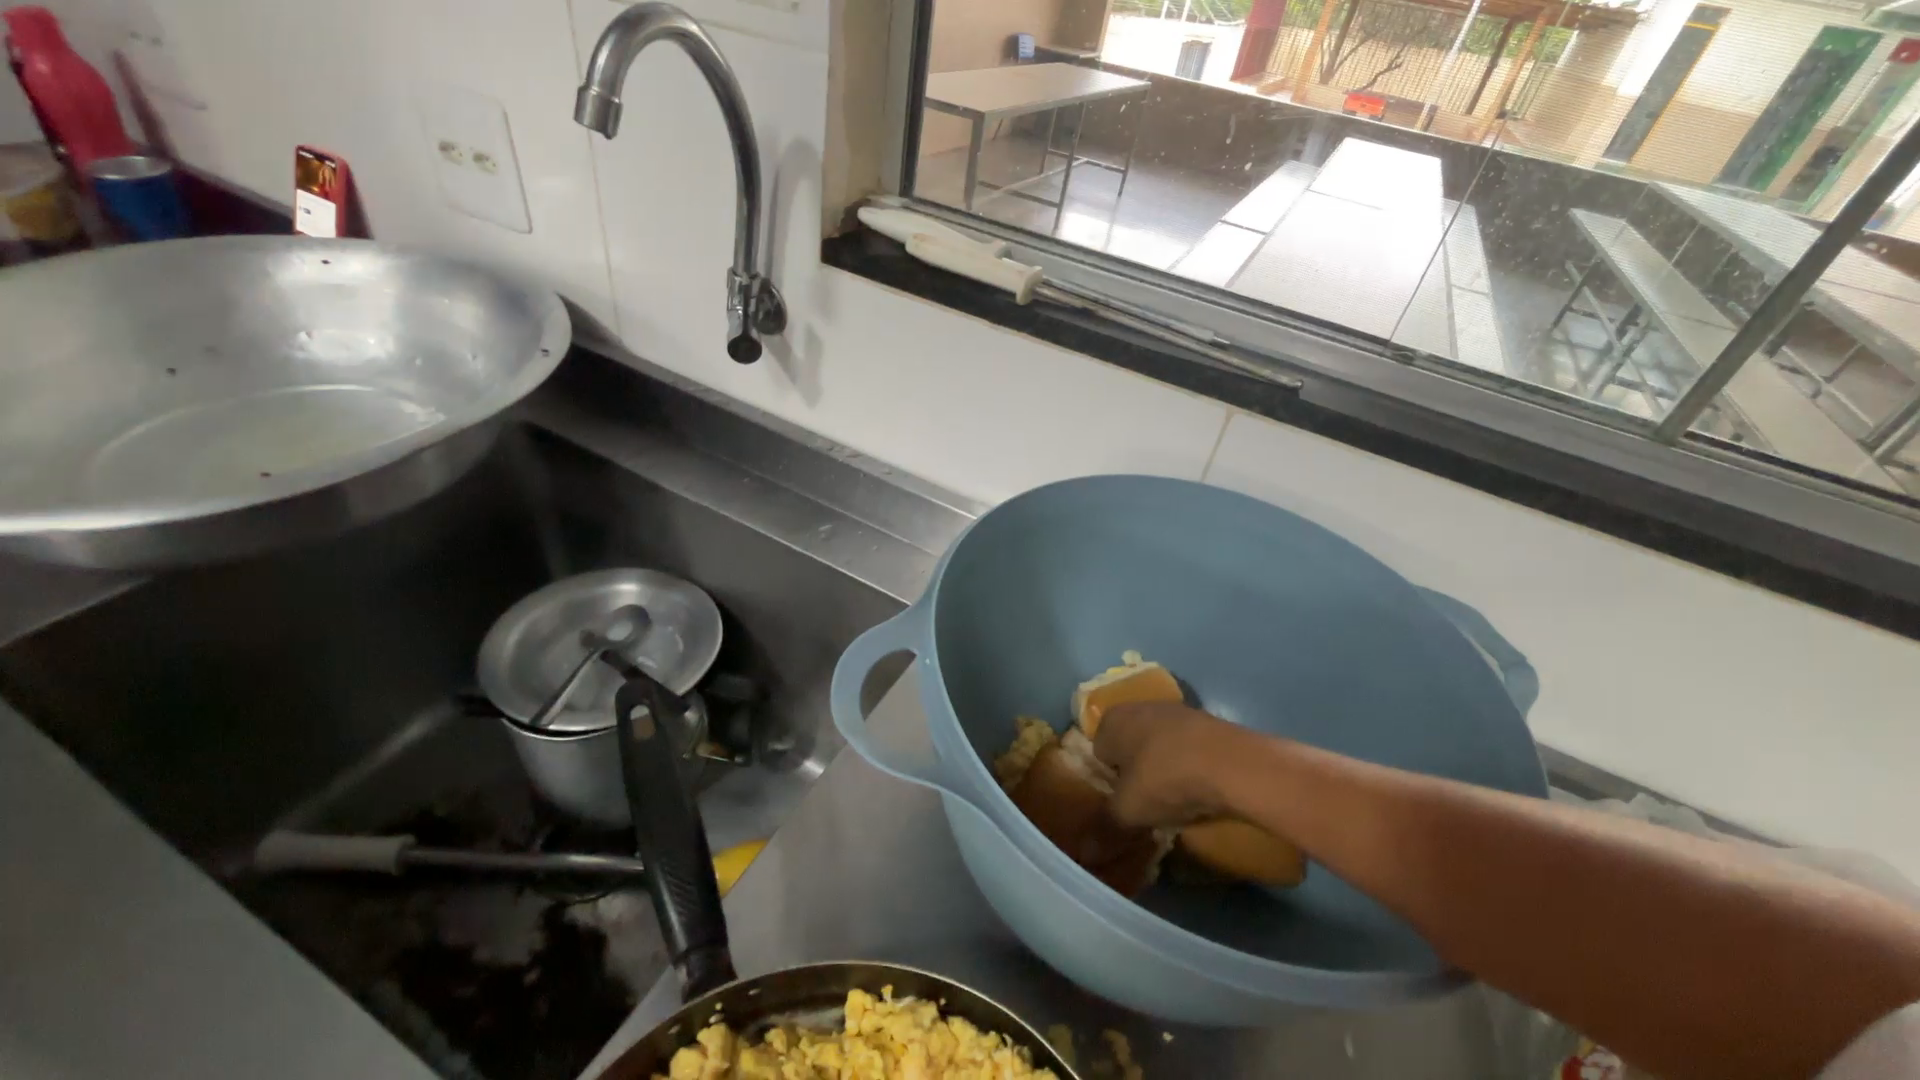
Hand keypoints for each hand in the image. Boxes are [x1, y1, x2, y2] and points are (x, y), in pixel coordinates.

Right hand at [1092, 702, 1266, 828]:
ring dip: (1164, 767)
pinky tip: (1200, 788)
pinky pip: (1189, 748)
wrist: (1232, 765)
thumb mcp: (1128, 812)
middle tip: (1144, 801)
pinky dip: (1191, 765)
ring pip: (1160, 745)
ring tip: (1174, 798)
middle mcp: (1141, 707)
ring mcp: (1177, 711)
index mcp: (1112, 720)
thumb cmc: (1165, 780)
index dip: (1107, 778)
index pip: (1099, 750)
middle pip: (1130, 745)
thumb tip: (1086, 852)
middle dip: (1135, 770)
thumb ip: (1105, 826)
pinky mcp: (1209, 722)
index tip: (1119, 800)